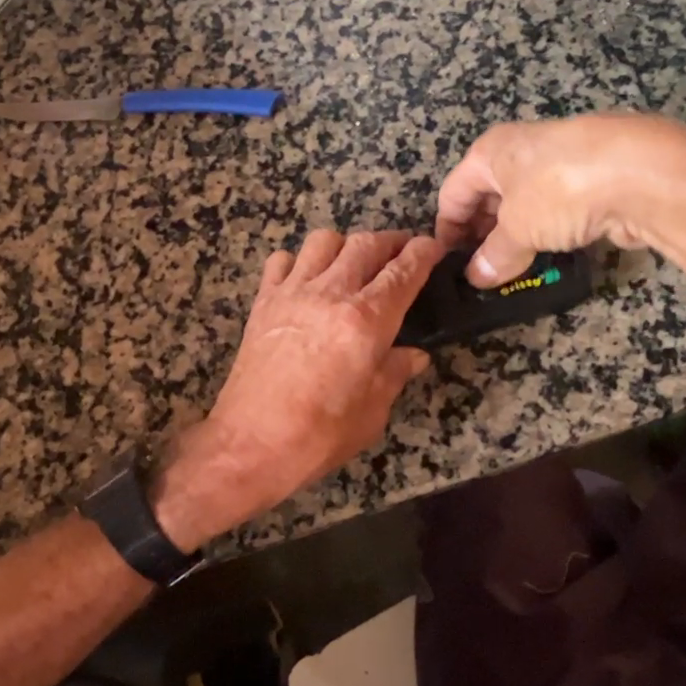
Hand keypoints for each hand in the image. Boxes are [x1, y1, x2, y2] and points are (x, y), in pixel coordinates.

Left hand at [151, 231, 444, 548]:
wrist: (251, 444)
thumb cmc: (320, 435)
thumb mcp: (373, 411)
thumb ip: (395, 373)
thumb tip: (414, 356)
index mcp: (367, 320)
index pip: (404, 270)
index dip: (424, 252)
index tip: (434, 246)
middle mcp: (331, 294)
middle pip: (366, 244)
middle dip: (391, 241)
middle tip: (403, 251)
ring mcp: (292, 294)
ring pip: (324, 241)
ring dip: (345, 245)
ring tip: (353, 263)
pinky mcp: (263, 303)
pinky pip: (282, 261)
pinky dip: (299, 261)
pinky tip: (306, 281)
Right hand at [436, 113, 685, 285]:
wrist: (644, 173)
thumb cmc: (561, 191)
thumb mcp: (517, 230)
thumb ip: (494, 255)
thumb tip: (478, 275)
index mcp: (492, 151)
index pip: (453, 193)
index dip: (448, 230)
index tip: (448, 264)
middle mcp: (522, 149)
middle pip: (489, 196)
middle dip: (483, 235)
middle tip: (481, 272)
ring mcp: (561, 162)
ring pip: (526, 204)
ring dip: (518, 236)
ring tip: (515, 270)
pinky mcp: (594, 178)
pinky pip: (559, 209)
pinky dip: (551, 231)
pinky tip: (553, 256)